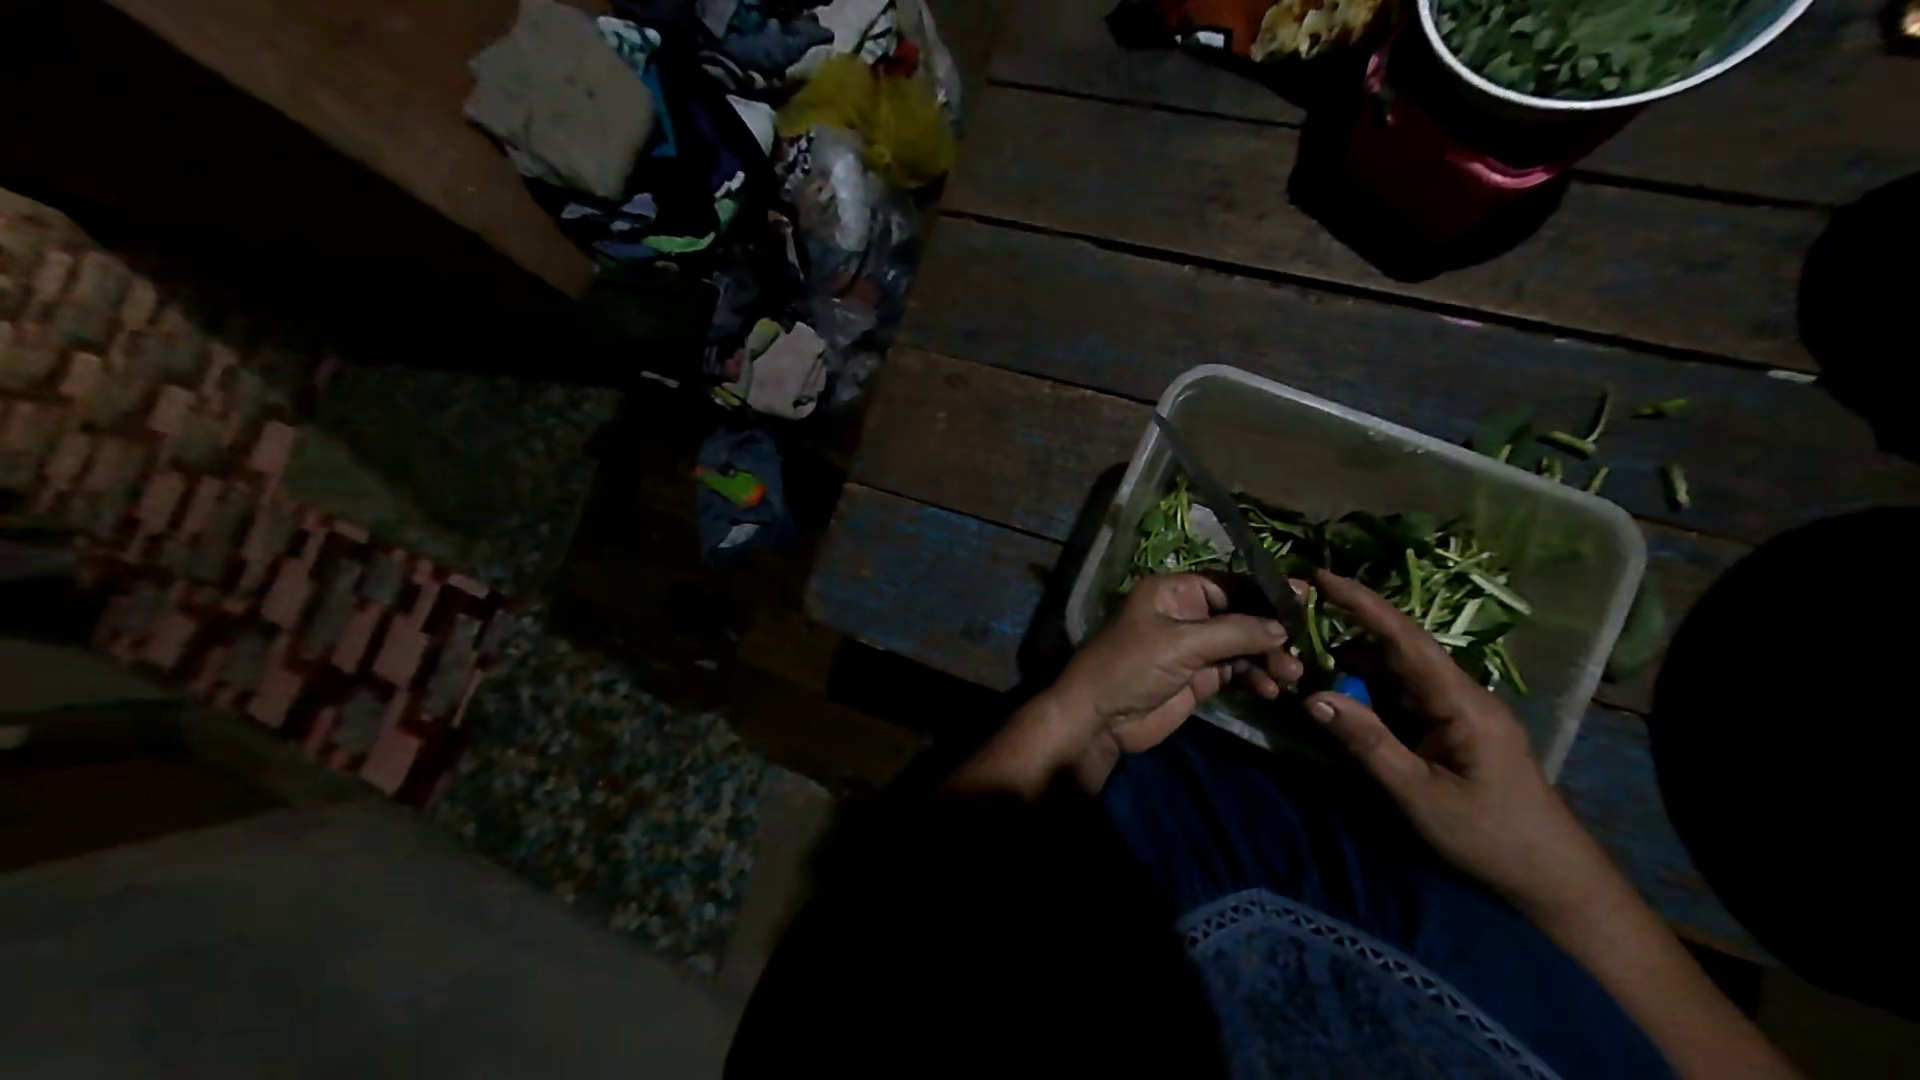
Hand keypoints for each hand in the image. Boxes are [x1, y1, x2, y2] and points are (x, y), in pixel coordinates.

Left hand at [1055, 573, 1303, 755]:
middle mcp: (1185, 615)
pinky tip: (1269, 690)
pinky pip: (1235, 671)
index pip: (1228, 583)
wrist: (1100, 719)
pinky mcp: (1199, 679)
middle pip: (1240, 616)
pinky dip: (1254, 678)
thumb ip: (1234, 632)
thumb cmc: (1132, 666)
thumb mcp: (1182, 643)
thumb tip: (1282, 627)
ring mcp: (1193, 648)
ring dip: (1267, 659)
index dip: (1264, 592)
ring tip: (1289, 675)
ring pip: (1242, 646)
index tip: (1305, 600)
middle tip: (1301, 650)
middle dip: (1271, 632)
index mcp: (1173, 592)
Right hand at [1302, 570, 1610, 908]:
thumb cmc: (1489, 836)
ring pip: (1396, 672)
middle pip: (1397, 649)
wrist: (1554, 879)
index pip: (1405, 639)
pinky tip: (1339, 696)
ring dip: (1352, 664)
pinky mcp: (1452, 728)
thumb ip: (1366, 742)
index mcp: (1461, 703)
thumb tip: (1313, 696)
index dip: (1363, 604)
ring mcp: (1458, 711)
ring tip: (1305, 660)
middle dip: (1347, 630)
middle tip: (1296, 623)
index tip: (1322, 576)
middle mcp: (1461, 695)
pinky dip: (1367, 689)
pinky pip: (1402, 695)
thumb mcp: (1418, 793)